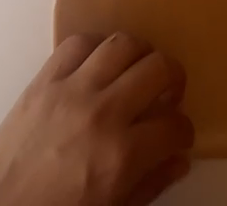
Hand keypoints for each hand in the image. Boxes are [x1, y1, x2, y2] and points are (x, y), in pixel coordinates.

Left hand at [0, 33, 194, 205]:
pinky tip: (99, 64)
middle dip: (173, 79)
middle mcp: (102, 114)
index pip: (174, 125)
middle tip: (168, 93)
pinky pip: (78, 42)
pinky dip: (96, 46)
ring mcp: (70, 90)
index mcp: (120, 157)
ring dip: (140, 54)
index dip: (183, 131)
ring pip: (123, 43)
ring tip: (138, 70)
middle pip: (158, 68)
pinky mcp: (43, 80)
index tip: (178, 135)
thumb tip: (180, 159)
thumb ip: (150, 185)